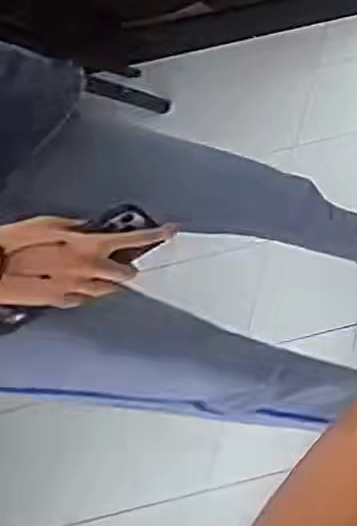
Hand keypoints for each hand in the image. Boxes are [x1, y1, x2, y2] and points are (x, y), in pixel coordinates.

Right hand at [0, 217, 176, 307]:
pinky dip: (80, 294)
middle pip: (127, 272)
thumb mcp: (41, 225)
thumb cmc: (4, 244)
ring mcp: (73, 286)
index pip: (139, 238)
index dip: (159, 233)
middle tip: (115, 263)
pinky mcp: (54, 300)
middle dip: (124, 268)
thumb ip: (72, 226)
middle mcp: (90, 267)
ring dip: (105, 283)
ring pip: (107, 289)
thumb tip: (86, 226)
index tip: (171, 230)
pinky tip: (72, 287)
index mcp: (91, 246)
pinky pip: (79, 299)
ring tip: (95, 277)